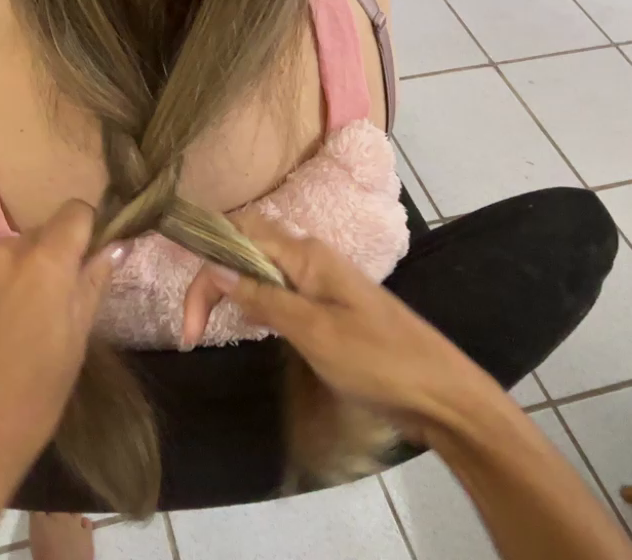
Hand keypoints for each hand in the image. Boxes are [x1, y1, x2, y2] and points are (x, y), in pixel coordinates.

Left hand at [0, 200, 121, 558]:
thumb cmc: (30, 405)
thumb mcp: (74, 348)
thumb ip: (92, 286)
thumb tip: (113, 247)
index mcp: (45, 264)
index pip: (75, 211)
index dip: (85, 230)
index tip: (85, 259)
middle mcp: (1, 252)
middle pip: (35, 236)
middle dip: (46, 262)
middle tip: (46, 309)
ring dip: (9, 277)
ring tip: (4, 328)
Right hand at [182, 212, 495, 437]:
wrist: (443, 394)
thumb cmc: (379, 361)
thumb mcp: (314, 332)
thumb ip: (263, 298)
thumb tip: (215, 269)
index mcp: (306, 254)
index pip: (237, 237)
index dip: (204, 266)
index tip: (188, 321)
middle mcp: (309, 258)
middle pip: (244, 248)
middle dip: (210, 280)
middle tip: (191, 331)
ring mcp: (320, 281)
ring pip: (259, 269)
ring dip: (229, 291)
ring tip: (205, 329)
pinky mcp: (327, 305)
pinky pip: (278, 290)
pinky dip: (253, 303)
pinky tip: (246, 325)